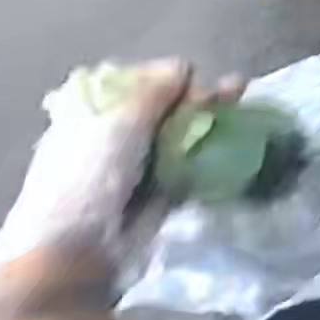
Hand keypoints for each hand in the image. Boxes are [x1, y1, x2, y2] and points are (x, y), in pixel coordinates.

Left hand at [0, 59, 236, 272]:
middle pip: (164, 105)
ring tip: (240, 93)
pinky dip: (214, 141)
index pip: (135, 84)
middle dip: (196, 93)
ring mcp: (140, 162)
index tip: (185, 80)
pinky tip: (236, 126)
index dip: (163, 77)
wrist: (80, 253)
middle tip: (223, 90)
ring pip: (183, 128)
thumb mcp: (117, 127)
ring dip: (212, 111)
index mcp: (91, 118)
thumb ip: (152, 92)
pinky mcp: (163, 185)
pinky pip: (193, 156)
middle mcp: (115, 137)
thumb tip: (183, 66)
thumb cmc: (87, 182)